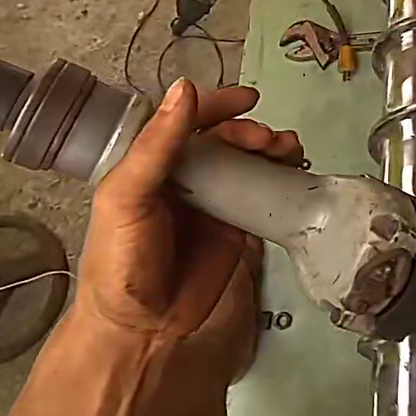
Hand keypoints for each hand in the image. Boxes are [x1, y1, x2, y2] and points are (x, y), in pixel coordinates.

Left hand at [75, 79, 303, 344]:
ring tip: (287, 149)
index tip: (247, 99)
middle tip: (266, 141)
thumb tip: (186, 88)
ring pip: (248, 160)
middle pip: (224, 139)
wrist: (143, 327)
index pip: (186, 121)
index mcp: (151, 163)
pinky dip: (281, 175)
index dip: (216, 105)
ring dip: (270, 148)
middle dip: (249, 131)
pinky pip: (263, 191)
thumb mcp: (127, 197)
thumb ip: (156, 146)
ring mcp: (215, 200)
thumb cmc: (122, 260)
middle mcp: (185, 176)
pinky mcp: (238, 224)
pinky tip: (293, 169)